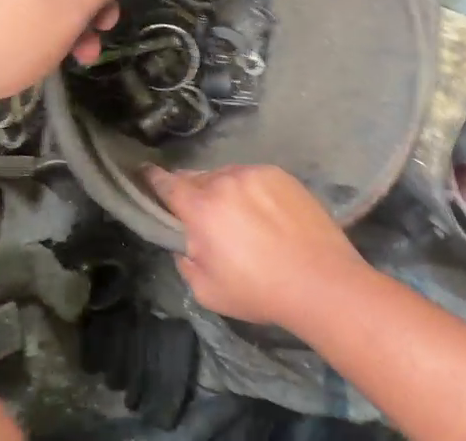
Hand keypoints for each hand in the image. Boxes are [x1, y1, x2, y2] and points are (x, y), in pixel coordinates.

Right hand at [144, 165, 366, 328]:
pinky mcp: (281, 175)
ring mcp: (255, 174)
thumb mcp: (207, 291)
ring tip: (239, 219)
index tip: (144, 174)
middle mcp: (225, 182)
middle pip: (196, 179)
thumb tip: (186, 243)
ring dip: (223, 192)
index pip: (166, 184)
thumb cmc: (260, 291)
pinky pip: (253, 178)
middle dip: (193, 194)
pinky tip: (264, 215)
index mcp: (201, 209)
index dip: (152, 179)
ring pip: (226, 177)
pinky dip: (250, 191)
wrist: (322, 282)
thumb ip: (185, 261)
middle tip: (202, 216)